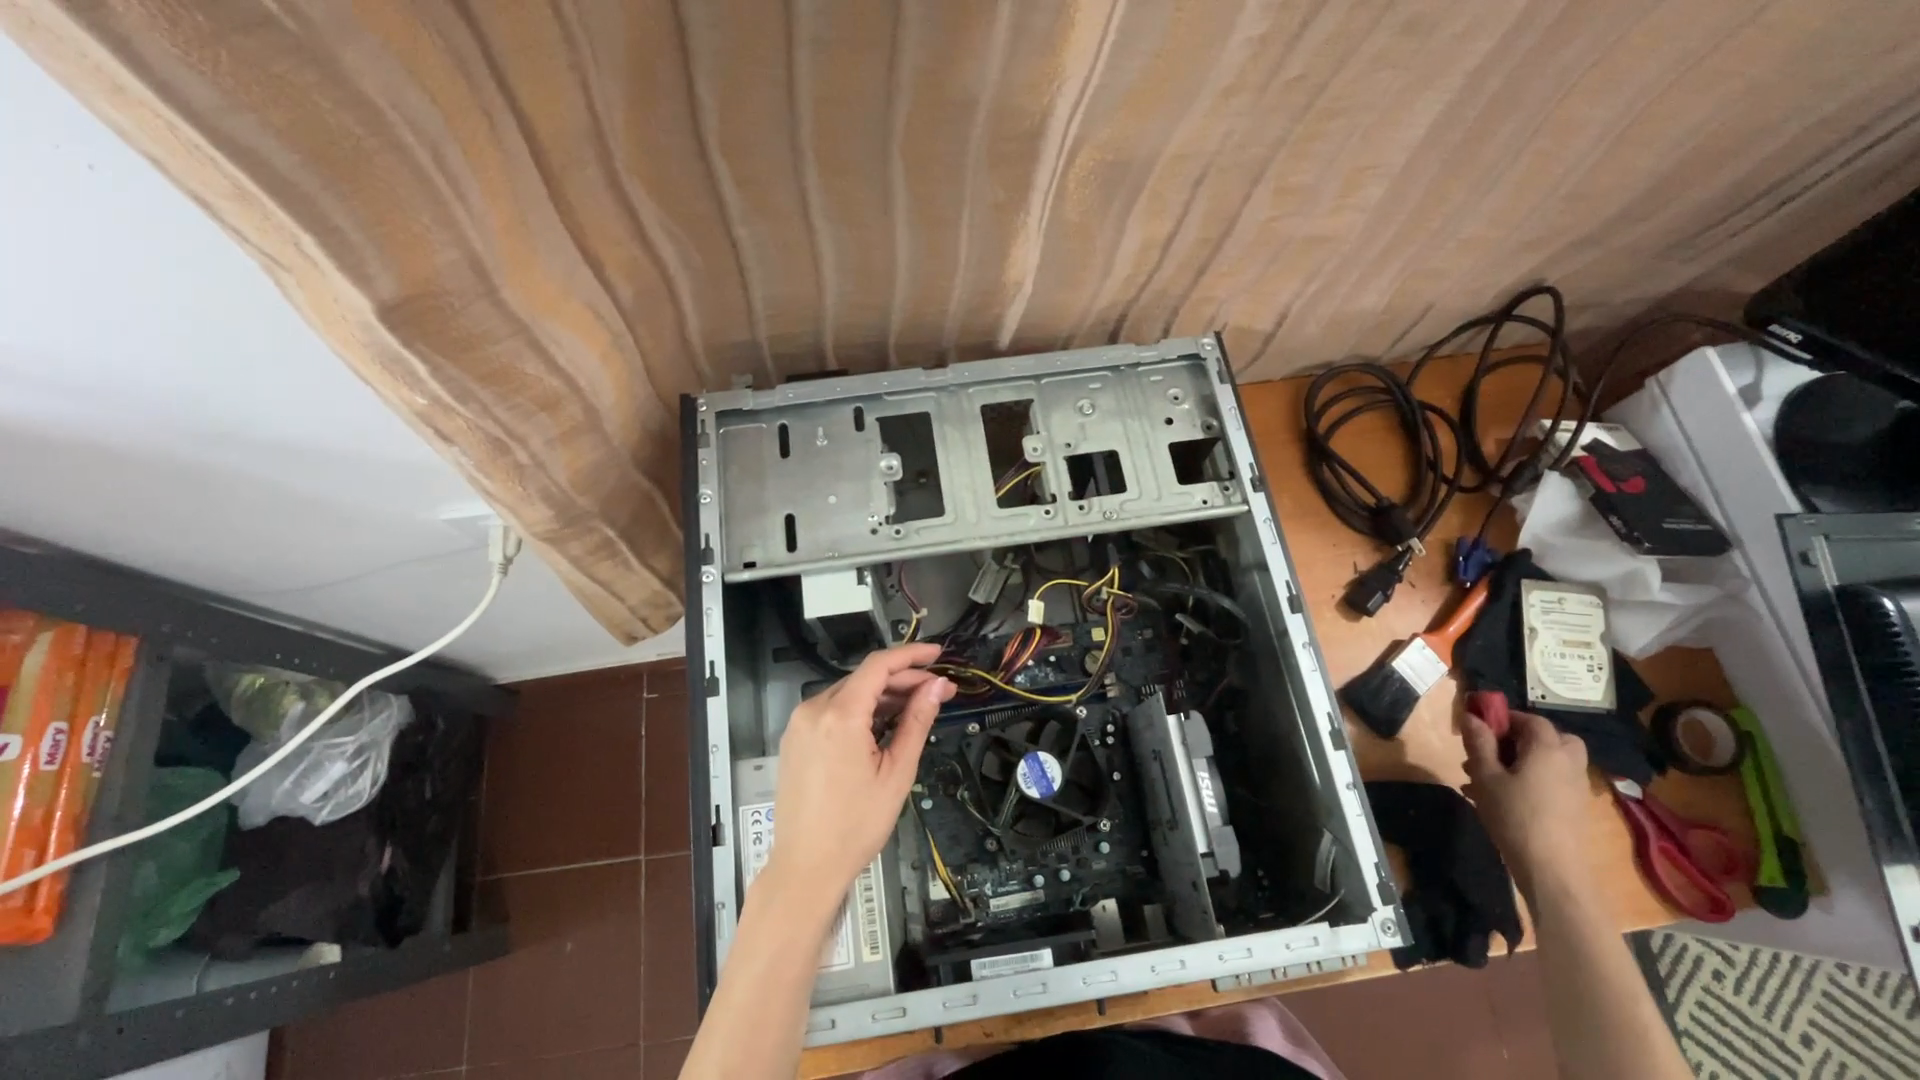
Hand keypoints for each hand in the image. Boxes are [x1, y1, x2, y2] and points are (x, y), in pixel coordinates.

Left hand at [765, 643, 954, 909]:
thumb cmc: (855, 825)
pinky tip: (882, 725)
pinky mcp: (794, 740)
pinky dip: (859, 711)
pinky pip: (831, 711)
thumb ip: (917, 722)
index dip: (911, 655)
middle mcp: (813, 711)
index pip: (878, 666)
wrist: (807, 865)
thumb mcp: (896, 772)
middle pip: (863, 679)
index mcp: (839, 716)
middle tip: (937, 690)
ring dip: (882, 696)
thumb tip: (937, 687)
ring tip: (915, 708)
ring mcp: (799, 725)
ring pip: (847, 694)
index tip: (938, 655)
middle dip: (902, 679)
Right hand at [1462, 708, 1593, 899]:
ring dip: (1523, 761)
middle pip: (1550, 738)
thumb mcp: (1486, 776)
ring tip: (1488, 779)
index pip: (1530, 719)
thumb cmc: (1514, 815)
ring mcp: (1575, 785)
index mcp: (1548, 748)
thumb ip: (1479, 743)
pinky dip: (1532, 779)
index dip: (1505, 718)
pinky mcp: (1575, 806)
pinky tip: (1503, 799)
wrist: (1551, 867)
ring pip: (1550, 761)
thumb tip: (1471, 716)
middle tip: (1492, 752)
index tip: (1479, 728)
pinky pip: (1552, 780)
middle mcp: (1568, 761)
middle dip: (1521, 739)